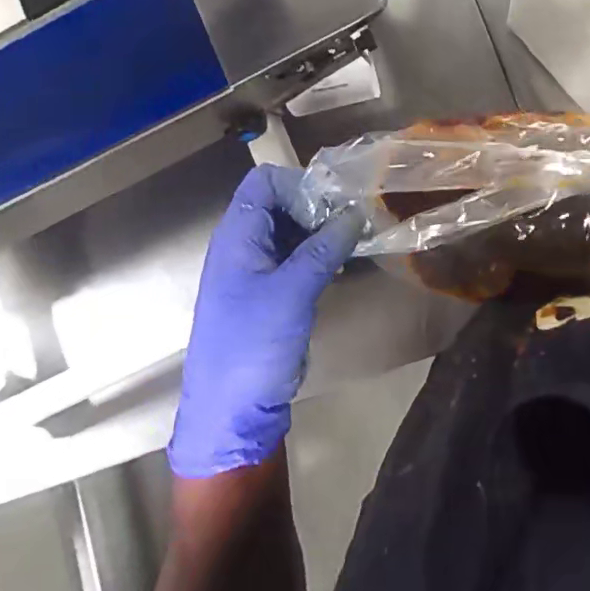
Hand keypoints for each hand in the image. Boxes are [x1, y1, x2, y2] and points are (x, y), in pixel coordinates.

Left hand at [169, 166, 364, 477]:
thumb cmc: (253, 344)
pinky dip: (319, 254)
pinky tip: (343, 263)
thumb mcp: (291, 293)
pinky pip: (296, 259)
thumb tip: (355, 214)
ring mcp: (257, 271)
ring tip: (356, 240)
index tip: (338, 203)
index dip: (300, 184)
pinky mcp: (272, 293)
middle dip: (318, 206)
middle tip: (355, 222)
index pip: (265, 182)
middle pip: (280, 204)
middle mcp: (244, 246)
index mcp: (237, 237)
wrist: (233, 408)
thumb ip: (323, 249)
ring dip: (322, 231)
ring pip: (291, 232)